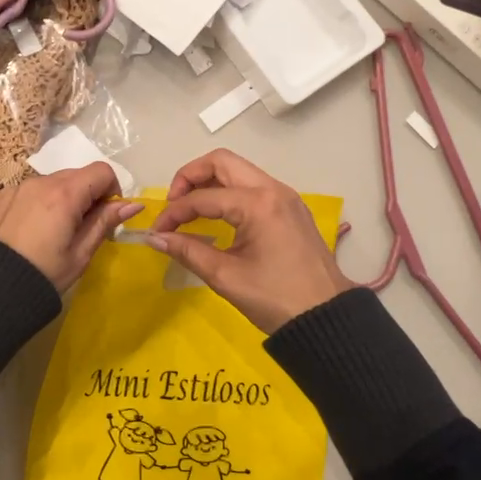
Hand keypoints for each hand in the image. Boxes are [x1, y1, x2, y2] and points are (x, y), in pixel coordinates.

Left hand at [0, 162, 139, 291]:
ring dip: (60, 199)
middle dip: (86, 195)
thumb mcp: (79, 255)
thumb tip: (133, 204)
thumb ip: (104, 223)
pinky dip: (35, 204)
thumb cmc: (42, 276)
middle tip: (81, 228)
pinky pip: (26, 193)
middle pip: (75, 175)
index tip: (106, 216)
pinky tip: (27, 233)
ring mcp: (14, 188)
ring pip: (49, 183)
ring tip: (51, 234)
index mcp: (64, 194)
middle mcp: (38, 182)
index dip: (111, 190)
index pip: (101, 171)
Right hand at [148, 149, 350, 333]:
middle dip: (190, 177)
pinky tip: (216, 216)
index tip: (157, 232)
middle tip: (173, 203)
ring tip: (190, 209)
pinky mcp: (290, 208)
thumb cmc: (275, 298)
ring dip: (209, 182)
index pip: (202, 197)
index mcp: (257, 204)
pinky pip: (252, 186)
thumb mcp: (225, 276)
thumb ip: (187, 251)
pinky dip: (228, 192)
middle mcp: (272, 189)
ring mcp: (285, 196)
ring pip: (238, 170)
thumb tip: (154, 237)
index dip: (173, 213)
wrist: (326, 318)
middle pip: (221, 162)